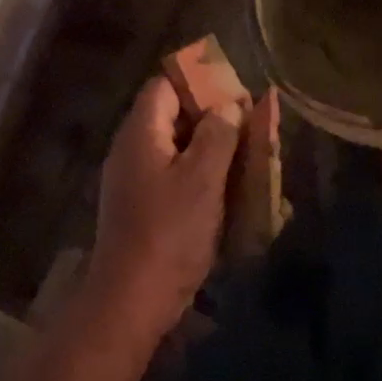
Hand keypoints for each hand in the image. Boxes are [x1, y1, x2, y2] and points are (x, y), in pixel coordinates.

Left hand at [87, 76, 245, 337]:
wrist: (131, 300)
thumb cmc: (170, 232)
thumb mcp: (203, 178)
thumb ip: (218, 134)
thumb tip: (228, 105)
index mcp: (140, 132)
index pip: (165, 84)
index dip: (200, 81)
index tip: (236, 89)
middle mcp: (131, 149)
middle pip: (171, 115)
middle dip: (211, 116)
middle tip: (250, 123)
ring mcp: (133, 180)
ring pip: (176, 148)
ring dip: (209, 147)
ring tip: (246, 153)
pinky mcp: (141, 208)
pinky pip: (173, 176)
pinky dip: (199, 174)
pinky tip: (227, 188)